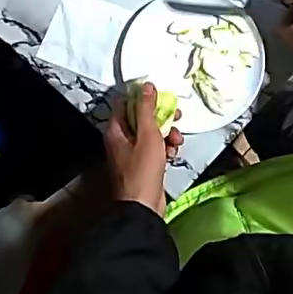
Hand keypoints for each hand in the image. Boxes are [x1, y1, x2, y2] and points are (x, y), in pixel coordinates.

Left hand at [105, 82, 182, 213]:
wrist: (143, 207)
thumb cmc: (142, 171)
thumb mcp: (147, 135)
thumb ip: (147, 109)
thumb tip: (147, 86)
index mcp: (116, 131)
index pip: (125, 104)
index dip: (143, 97)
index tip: (160, 97)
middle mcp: (121, 141)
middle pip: (141, 119)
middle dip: (161, 117)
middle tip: (175, 117)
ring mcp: (131, 154)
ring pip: (150, 134)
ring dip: (166, 134)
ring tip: (176, 141)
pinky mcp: (143, 165)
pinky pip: (154, 149)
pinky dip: (165, 149)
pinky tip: (173, 154)